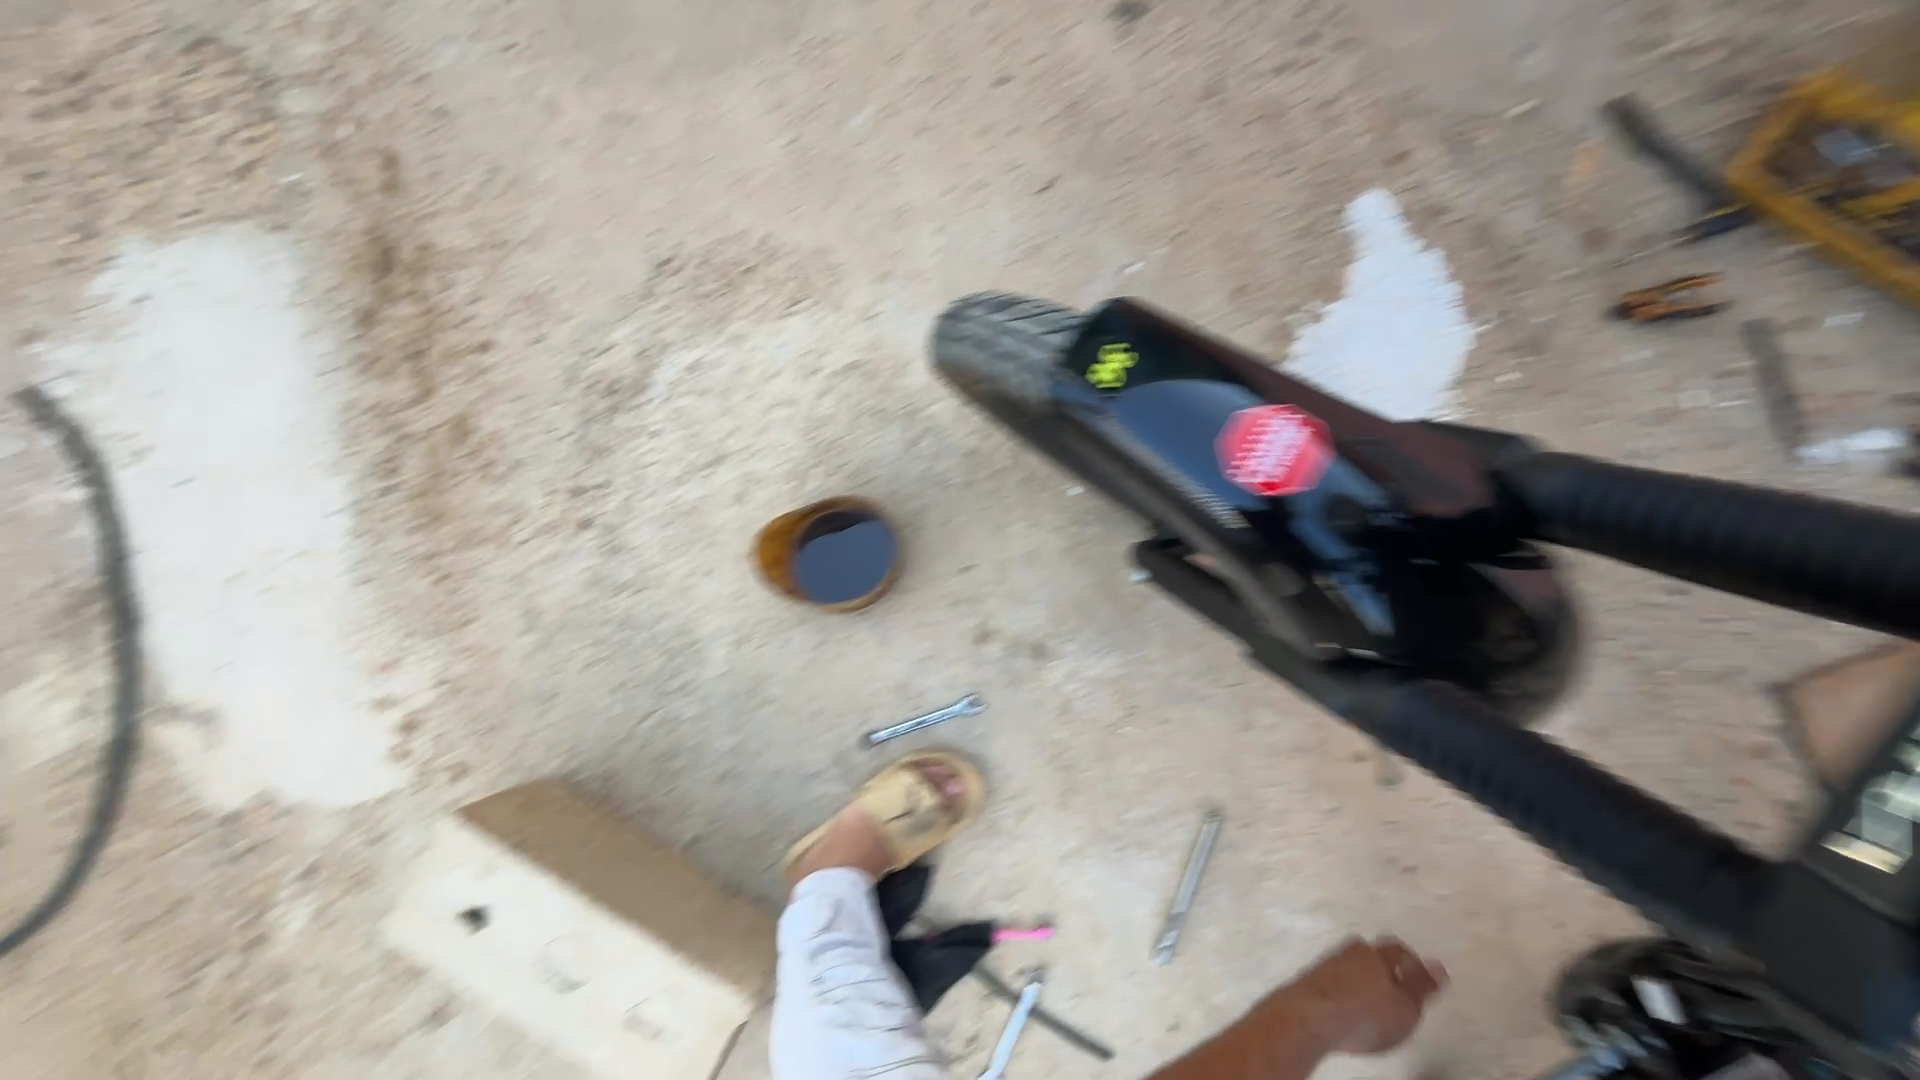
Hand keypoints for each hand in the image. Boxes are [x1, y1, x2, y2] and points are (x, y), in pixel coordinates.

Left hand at [1279, 937, 1447, 1054]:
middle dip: (1384, 969)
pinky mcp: (1311, 978)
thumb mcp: (1406, 1007)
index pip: (1398, 949)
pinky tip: (1349, 1007)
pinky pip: (1334, 979)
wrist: (1311, 1016)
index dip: (1411, 963)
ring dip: (1362, 979)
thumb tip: (1439, 966)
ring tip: (1372, 1004)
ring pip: (1351, 965)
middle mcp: (1350, 951)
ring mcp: (1327, 963)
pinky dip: (1344, 989)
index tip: (1420, 980)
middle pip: (1371, 953)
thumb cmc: (1365, 1013)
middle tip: (1395, 992)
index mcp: (1376, 955)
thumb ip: (1423, 986)